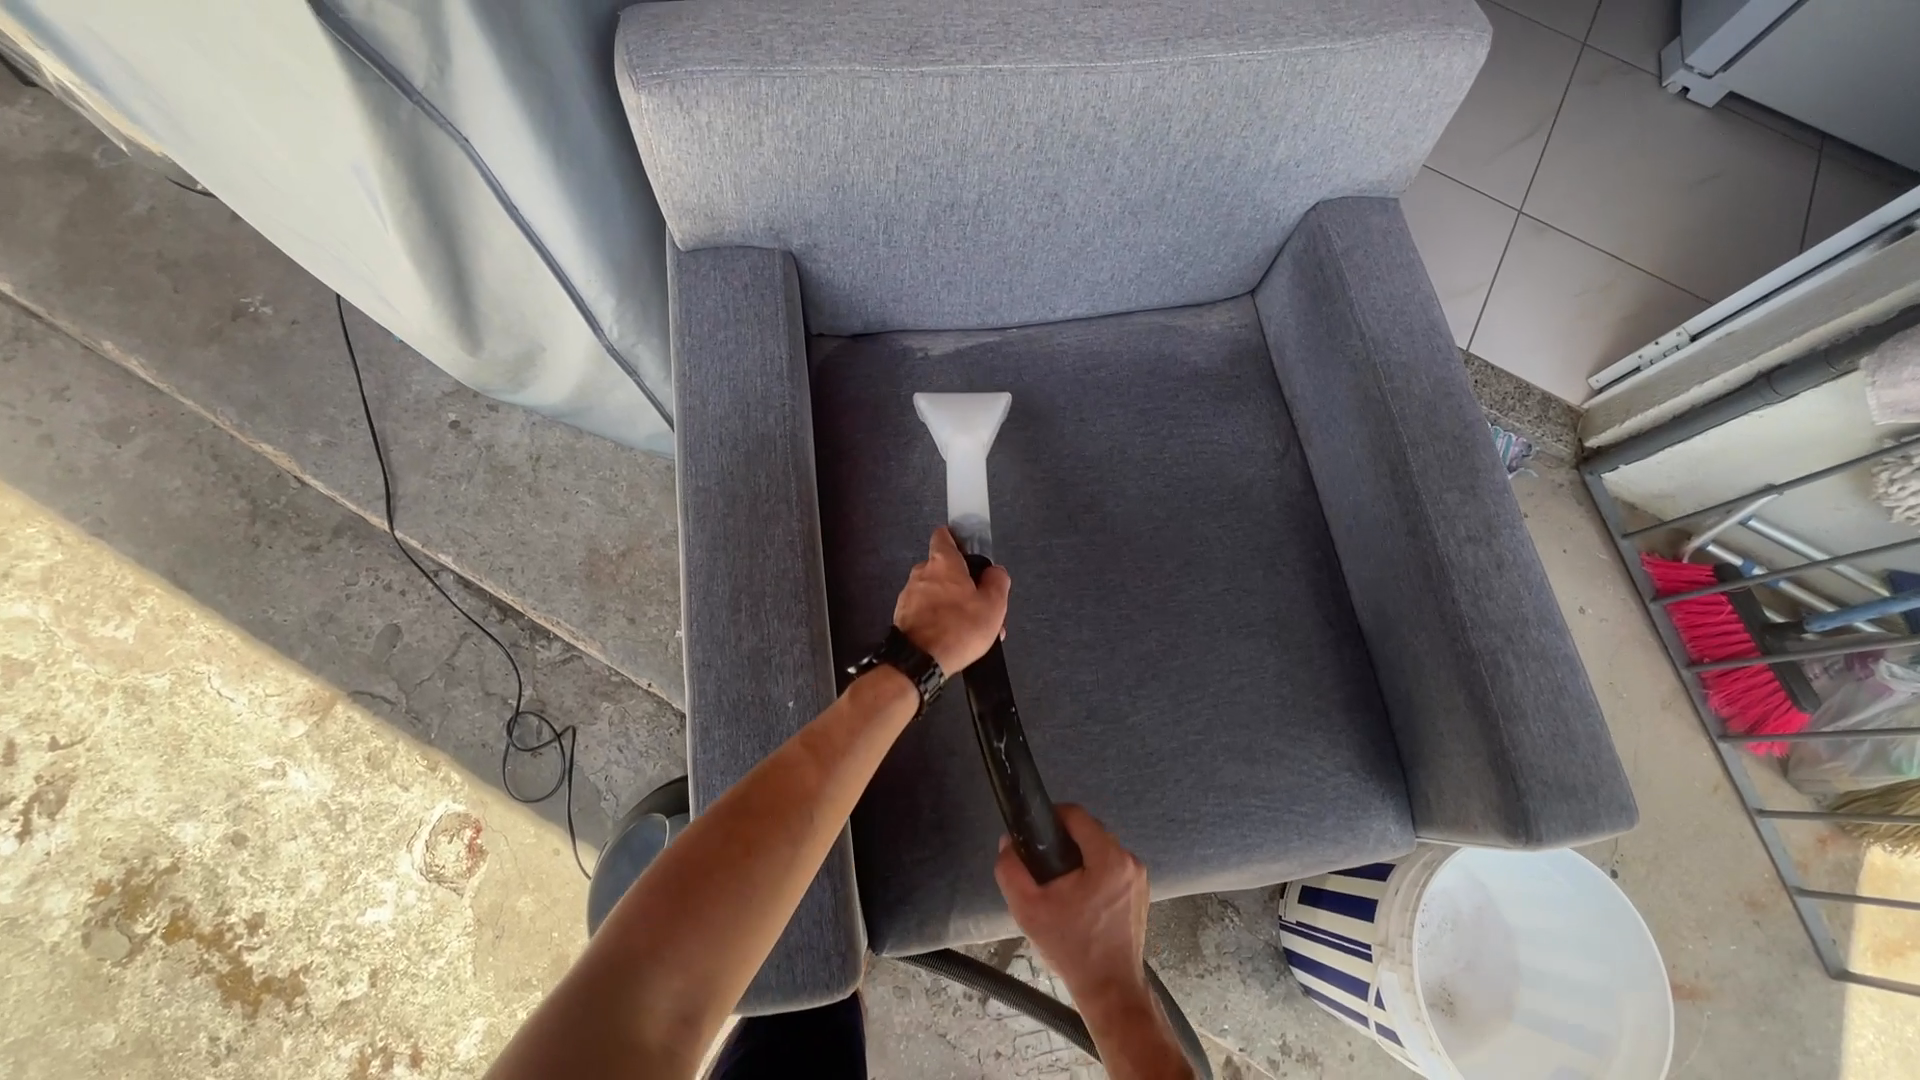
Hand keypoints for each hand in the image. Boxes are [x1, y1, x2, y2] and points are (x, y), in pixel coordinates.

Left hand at [892, 526, 1010, 673]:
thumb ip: (998, 580)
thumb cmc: (955, 631)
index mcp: (943, 562)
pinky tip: (954, 636)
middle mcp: (922, 573)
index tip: (966, 546)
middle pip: (943, 568)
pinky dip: (939, 618)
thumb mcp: (994, 604)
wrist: (921, 661)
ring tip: (970, 626)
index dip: (957, 539)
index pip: (945, 535)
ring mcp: (909, 595)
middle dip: (960, 582)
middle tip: (978, 600)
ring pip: (935, 592)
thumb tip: (997, 572)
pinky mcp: (904, 616)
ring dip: (951, 603)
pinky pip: (925, 610)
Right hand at [993, 805, 1149, 1005]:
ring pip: (1101, 850)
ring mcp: (1139, 878)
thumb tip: (1007, 844)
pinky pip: (1113, 869)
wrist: (1109, 989)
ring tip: (1058, 884)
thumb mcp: (1028, 909)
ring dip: (1079, 858)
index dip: (1050, 817)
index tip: (1034, 836)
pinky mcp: (1141, 894)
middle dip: (1064, 841)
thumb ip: (1011, 870)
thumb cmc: (1071, 947)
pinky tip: (1079, 898)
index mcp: (1108, 858)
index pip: (1076, 814)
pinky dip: (1095, 874)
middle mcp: (1129, 861)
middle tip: (1042, 865)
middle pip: (1090, 831)